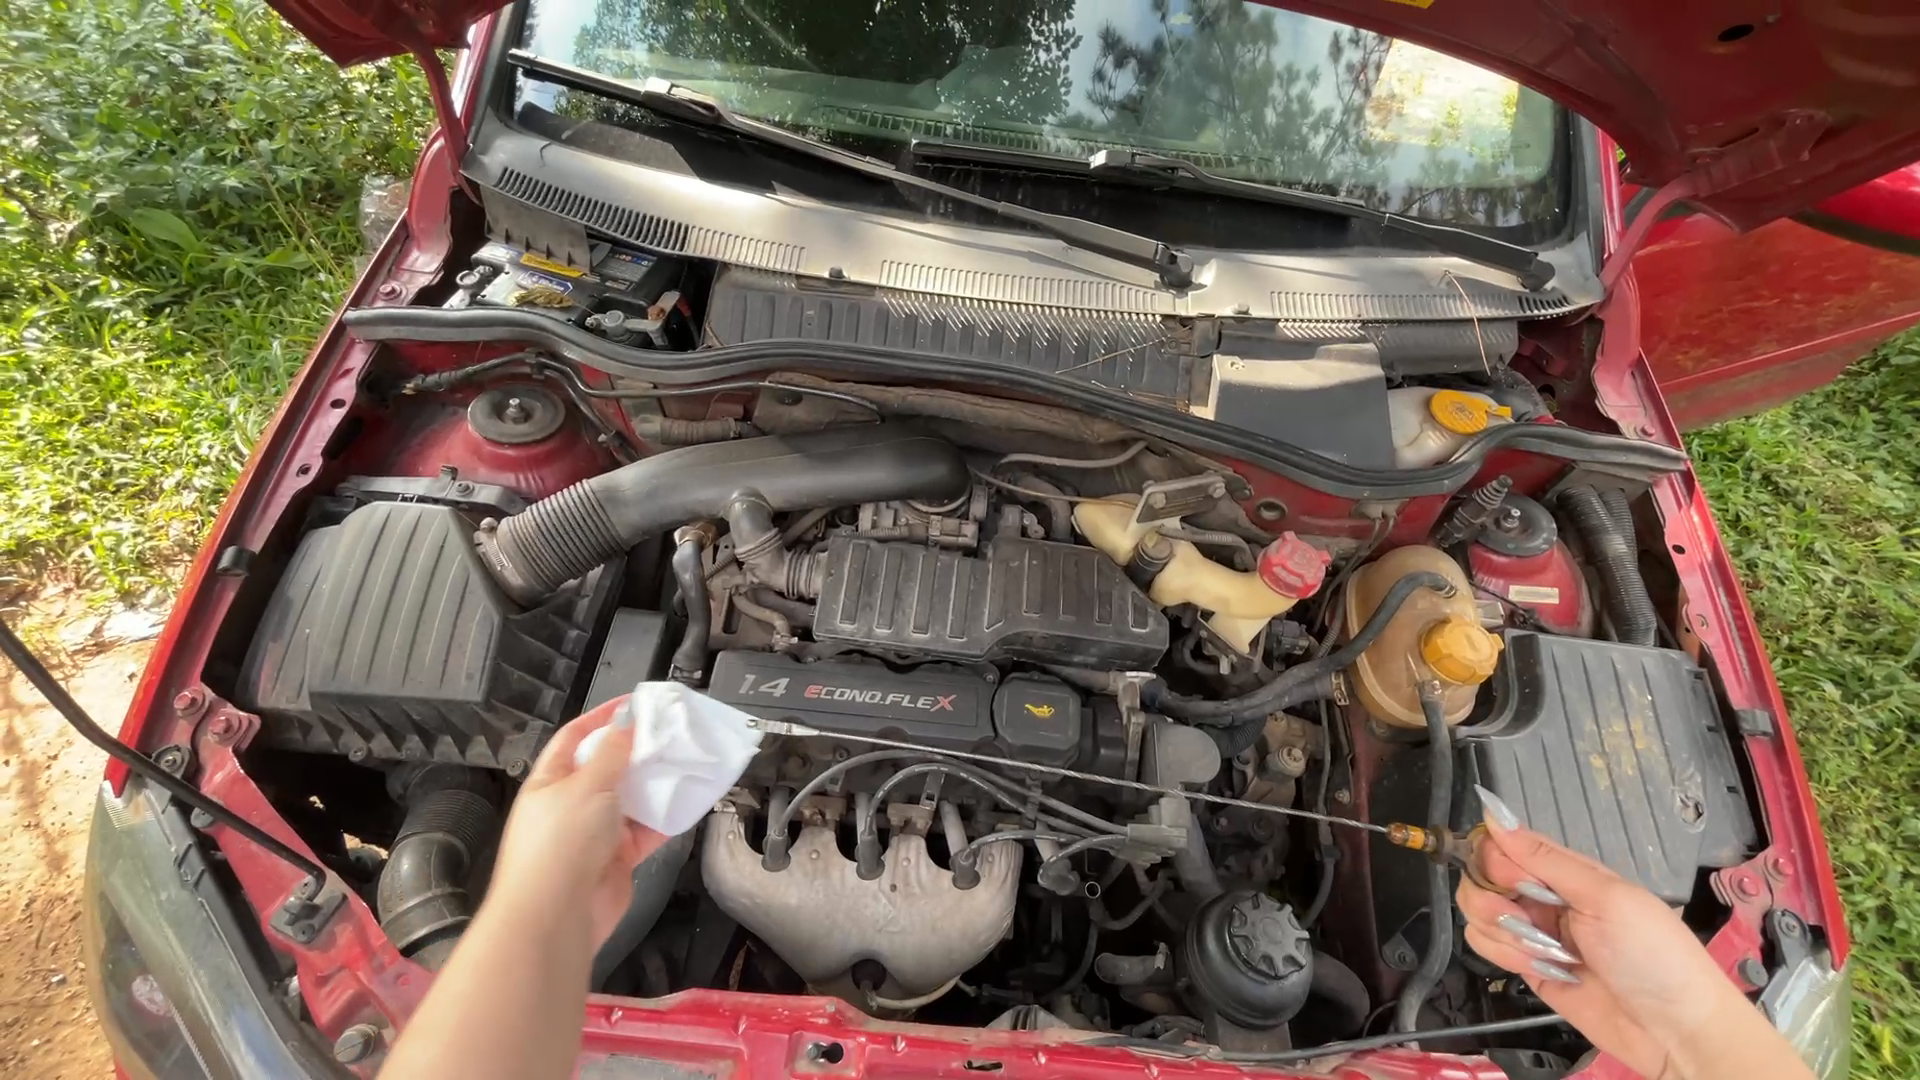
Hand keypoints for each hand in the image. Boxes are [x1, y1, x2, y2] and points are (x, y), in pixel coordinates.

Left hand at [490, 696, 669, 948]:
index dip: (603, 717)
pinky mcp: (620, 856)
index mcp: (551, 782)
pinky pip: (650, 828)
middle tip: (672, 730)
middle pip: (609, 766)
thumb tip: (627, 719)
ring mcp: (596, 832)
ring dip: (657, 781)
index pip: (576, 737)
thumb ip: (612, 751)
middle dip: (638, 749)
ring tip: (686, 758)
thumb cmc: (561, 843)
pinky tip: (689, 798)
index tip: (635, 702)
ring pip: (633, 797)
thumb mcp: (586, 785)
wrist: (558, 916)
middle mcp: (572, 804)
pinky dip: (668, 815)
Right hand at [1459, 786, 1810, 1079]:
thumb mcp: (1607, 898)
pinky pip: (1481, 943)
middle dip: (1490, 899)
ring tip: (1542, 954)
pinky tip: (1541, 969)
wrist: (1680, 1035)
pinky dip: (1504, 956)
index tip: (1514, 881)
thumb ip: (1545, 857)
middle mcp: (1538, 895)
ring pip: (1473, 909)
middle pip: (1478, 876)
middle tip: (1525, 921)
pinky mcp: (1520, 963)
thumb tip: (1491, 810)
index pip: (1499, 844)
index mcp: (1561, 871)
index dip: (1494, 858)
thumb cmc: (1654, 957)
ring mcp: (1528, 930)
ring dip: (1501, 932)